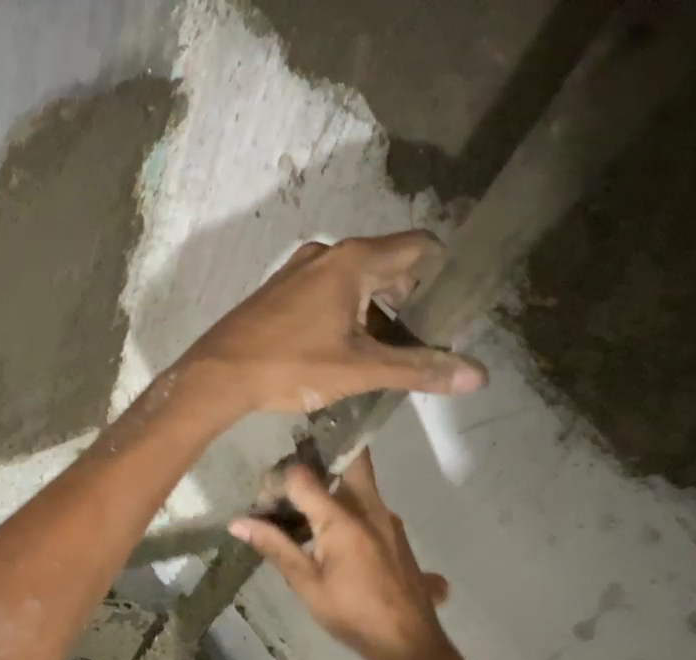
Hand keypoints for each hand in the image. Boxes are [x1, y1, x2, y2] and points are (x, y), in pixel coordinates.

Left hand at [176, 232, 486, 413]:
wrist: (217, 375)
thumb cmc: (291, 367)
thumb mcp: (360, 370)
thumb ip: (419, 369)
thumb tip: (478, 376)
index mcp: (354, 260)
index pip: (420, 246)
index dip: (444, 271)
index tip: (455, 305)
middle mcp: (329, 254)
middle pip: (389, 263)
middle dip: (410, 298)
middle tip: (424, 338)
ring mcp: (299, 270)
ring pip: (357, 280)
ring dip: (377, 309)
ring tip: (387, 351)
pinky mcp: (280, 290)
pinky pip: (328, 290)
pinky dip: (347, 311)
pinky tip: (346, 348)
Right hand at [229, 451, 453, 659]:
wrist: (407, 642)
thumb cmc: (351, 613)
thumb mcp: (306, 583)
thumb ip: (275, 546)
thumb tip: (237, 522)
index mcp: (343, 518)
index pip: (304, 478)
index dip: (280, 480)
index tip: (265, 495)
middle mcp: (371, 509)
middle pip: (354, 461)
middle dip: (327, 457)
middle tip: (299, 473)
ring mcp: (390, 522)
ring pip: (364, 486)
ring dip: (338, 485)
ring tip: (309, 507)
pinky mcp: (398, 537)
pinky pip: (373, 509)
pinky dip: (352, 510)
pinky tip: (337, 538)